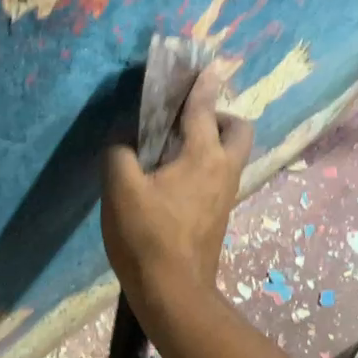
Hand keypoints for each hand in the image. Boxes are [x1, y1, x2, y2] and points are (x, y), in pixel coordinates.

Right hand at [101, 62, 252, 312]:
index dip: (201, 84)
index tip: (206, 65)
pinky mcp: (218, 217)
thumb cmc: (146, 236)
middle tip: (185, 122)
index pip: (203, 108)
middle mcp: (223, 170)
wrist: (173, 291)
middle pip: (238, 129)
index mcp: (202, 155)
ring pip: (229, 156)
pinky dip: (203, 167)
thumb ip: (119, 154)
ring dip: (211, 143)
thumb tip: (124, 142)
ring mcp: (225, 196)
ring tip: (172, 152)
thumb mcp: (120, 189)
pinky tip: (172, 182)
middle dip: (218, 115)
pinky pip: (217, 177)